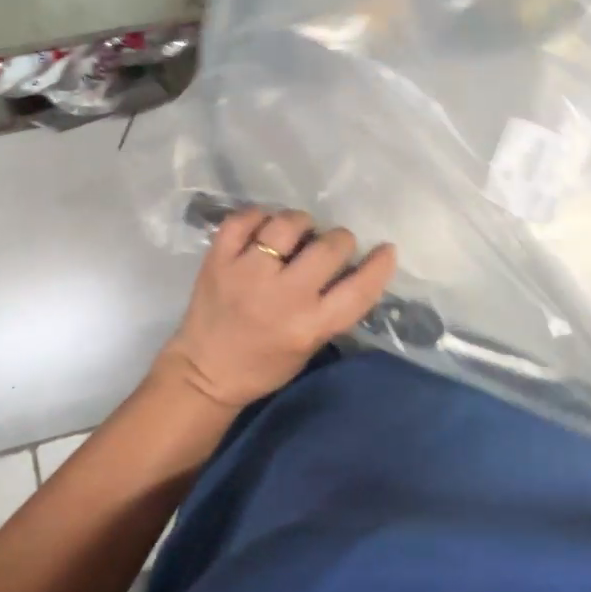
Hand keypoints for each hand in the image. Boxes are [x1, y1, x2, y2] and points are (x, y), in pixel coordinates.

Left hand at [153, 208, 398, 408]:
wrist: (204, 373)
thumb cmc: (265, 364)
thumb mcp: (312, 344)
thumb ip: (334, 306)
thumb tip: (355, 262)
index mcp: (309, 326)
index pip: (358, 289)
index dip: (379, 265)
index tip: (386, 249)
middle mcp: (281, 297)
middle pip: (328, 247)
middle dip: (338, 240)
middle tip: (331, 245)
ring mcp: (246, 275)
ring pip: (287, 224)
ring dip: (302, 222)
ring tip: (298, 231)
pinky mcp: (218, 260)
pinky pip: (245, 219)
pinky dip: (259, 217)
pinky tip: (264, 229)